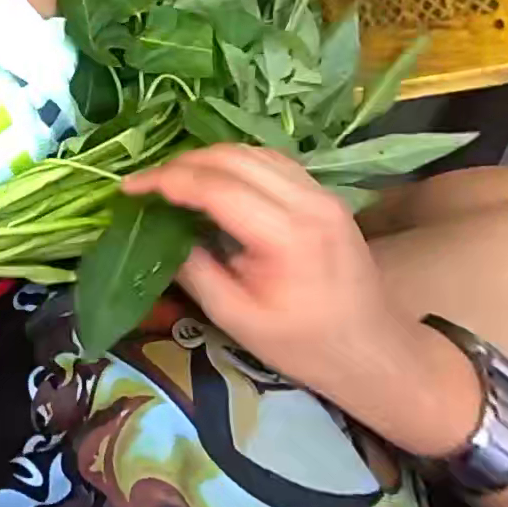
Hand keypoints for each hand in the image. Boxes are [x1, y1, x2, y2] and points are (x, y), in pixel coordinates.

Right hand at [123, 144, 480, 456]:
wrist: (379, 356)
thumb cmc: (304, 345)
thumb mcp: (235, 317)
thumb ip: (192, 269)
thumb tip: (157, 229)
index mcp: (286, 236)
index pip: (213, 186)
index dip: (163, 180)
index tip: (128, 188)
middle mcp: (307, 201)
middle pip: (229, 158)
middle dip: (178, 164)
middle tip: (146, 183)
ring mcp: (320, 192)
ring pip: (248, 150)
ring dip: (203, 158)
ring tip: (172, 178)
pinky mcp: (322, 193)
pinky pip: (268, 158)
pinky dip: (231, 160)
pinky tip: (213, 178)